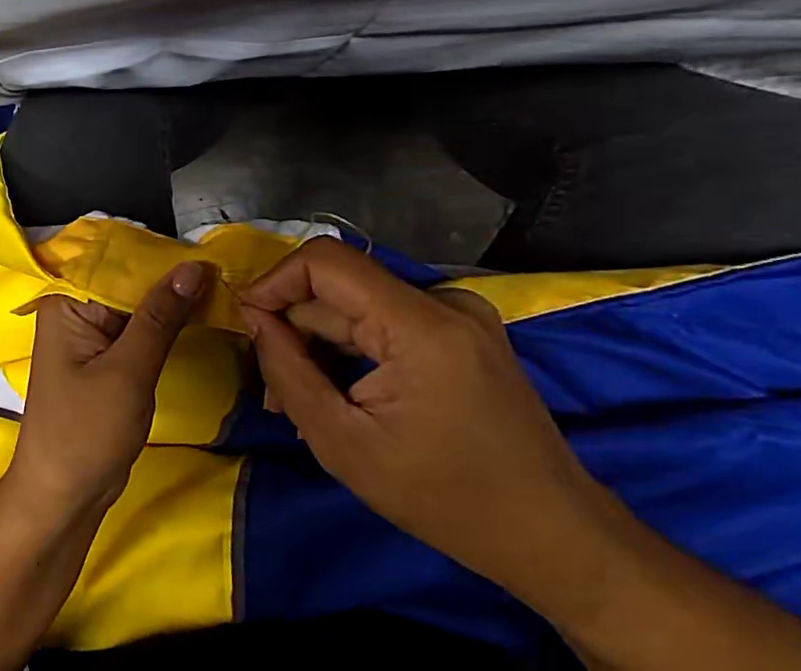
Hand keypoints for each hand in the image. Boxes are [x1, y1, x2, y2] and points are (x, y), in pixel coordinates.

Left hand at [8, 261, 211, 510]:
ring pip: (136, 304)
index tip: (207, 247)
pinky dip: (165, 324)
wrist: (64, 496)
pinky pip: (137, 329)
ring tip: (221, 283)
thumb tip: (193, 267)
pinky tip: (198, 313)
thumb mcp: (127, 372)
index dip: (159, 253)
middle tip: (224, 266)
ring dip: (172, 299)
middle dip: (169, 275)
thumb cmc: (86, 432)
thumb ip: (159, 317)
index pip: (114, 262)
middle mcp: (74, 309)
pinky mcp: (106, 358)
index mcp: (65, 302)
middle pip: (126, 280)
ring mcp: (90, 335)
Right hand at [237, 237, 611, 592]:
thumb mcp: (341, 442)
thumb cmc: (445, 498)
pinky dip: (350, 350)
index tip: (247, 323)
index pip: (326, 262)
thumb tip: (253, 317)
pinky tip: (338, 393)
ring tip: (299, 401)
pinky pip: (383, 320)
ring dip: (318, 345)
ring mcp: (458, 313)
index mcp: (422, 326)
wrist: (554, 538)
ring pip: (356, 306)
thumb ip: (287, 369)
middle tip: (271, 387)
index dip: (275, 282)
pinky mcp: (461, 331)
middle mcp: (444, 302)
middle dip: (293, 328)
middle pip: (338, 288)